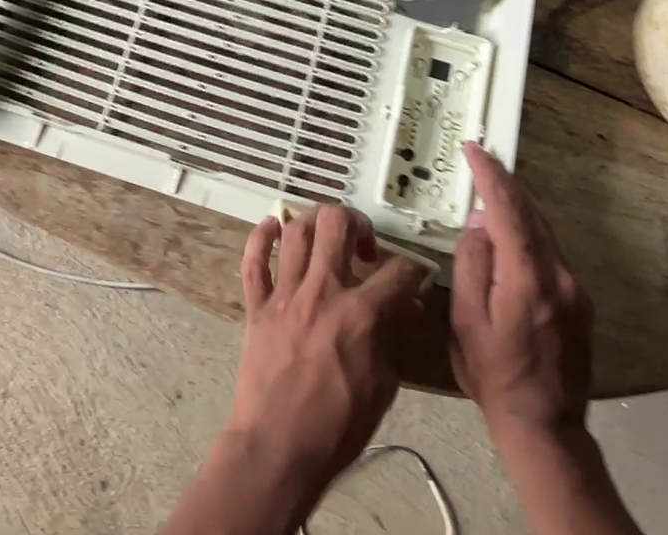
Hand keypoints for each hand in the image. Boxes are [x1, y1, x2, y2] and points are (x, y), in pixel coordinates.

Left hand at [229, 206, 427, 480]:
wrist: (279, 446)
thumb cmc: (337, 427)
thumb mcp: (383, 386)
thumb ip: (392, 338)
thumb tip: (402, 308)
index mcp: (360, 314)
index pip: (399, 272)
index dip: (414, 271)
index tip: (413, 277)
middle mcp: (322, 292)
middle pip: (336, 224)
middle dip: (357, 222)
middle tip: (363, 245)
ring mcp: (284, 296)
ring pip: (295, 231)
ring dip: (314, 222)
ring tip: (326, 236)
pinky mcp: (256, 306)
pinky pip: (253, 260)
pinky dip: (261, 237)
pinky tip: (272, 227)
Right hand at [449, 143, 593, 434]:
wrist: (544, 423)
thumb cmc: (492, 373)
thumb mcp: (465, 319)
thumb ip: (473, 264)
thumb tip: (481, 223)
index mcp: (528, 277)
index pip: (509, 209)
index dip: (490, 175)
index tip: (474, 149)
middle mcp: (560, 275)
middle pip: (533, 214)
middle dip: (506, 183)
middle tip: (481, 159)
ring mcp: (576, 288)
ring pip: (546, 231)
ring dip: (518, 206)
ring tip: (492, 187)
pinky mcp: (580, 301)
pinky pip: (552, 251)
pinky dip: (530, 231)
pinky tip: (512, 231)